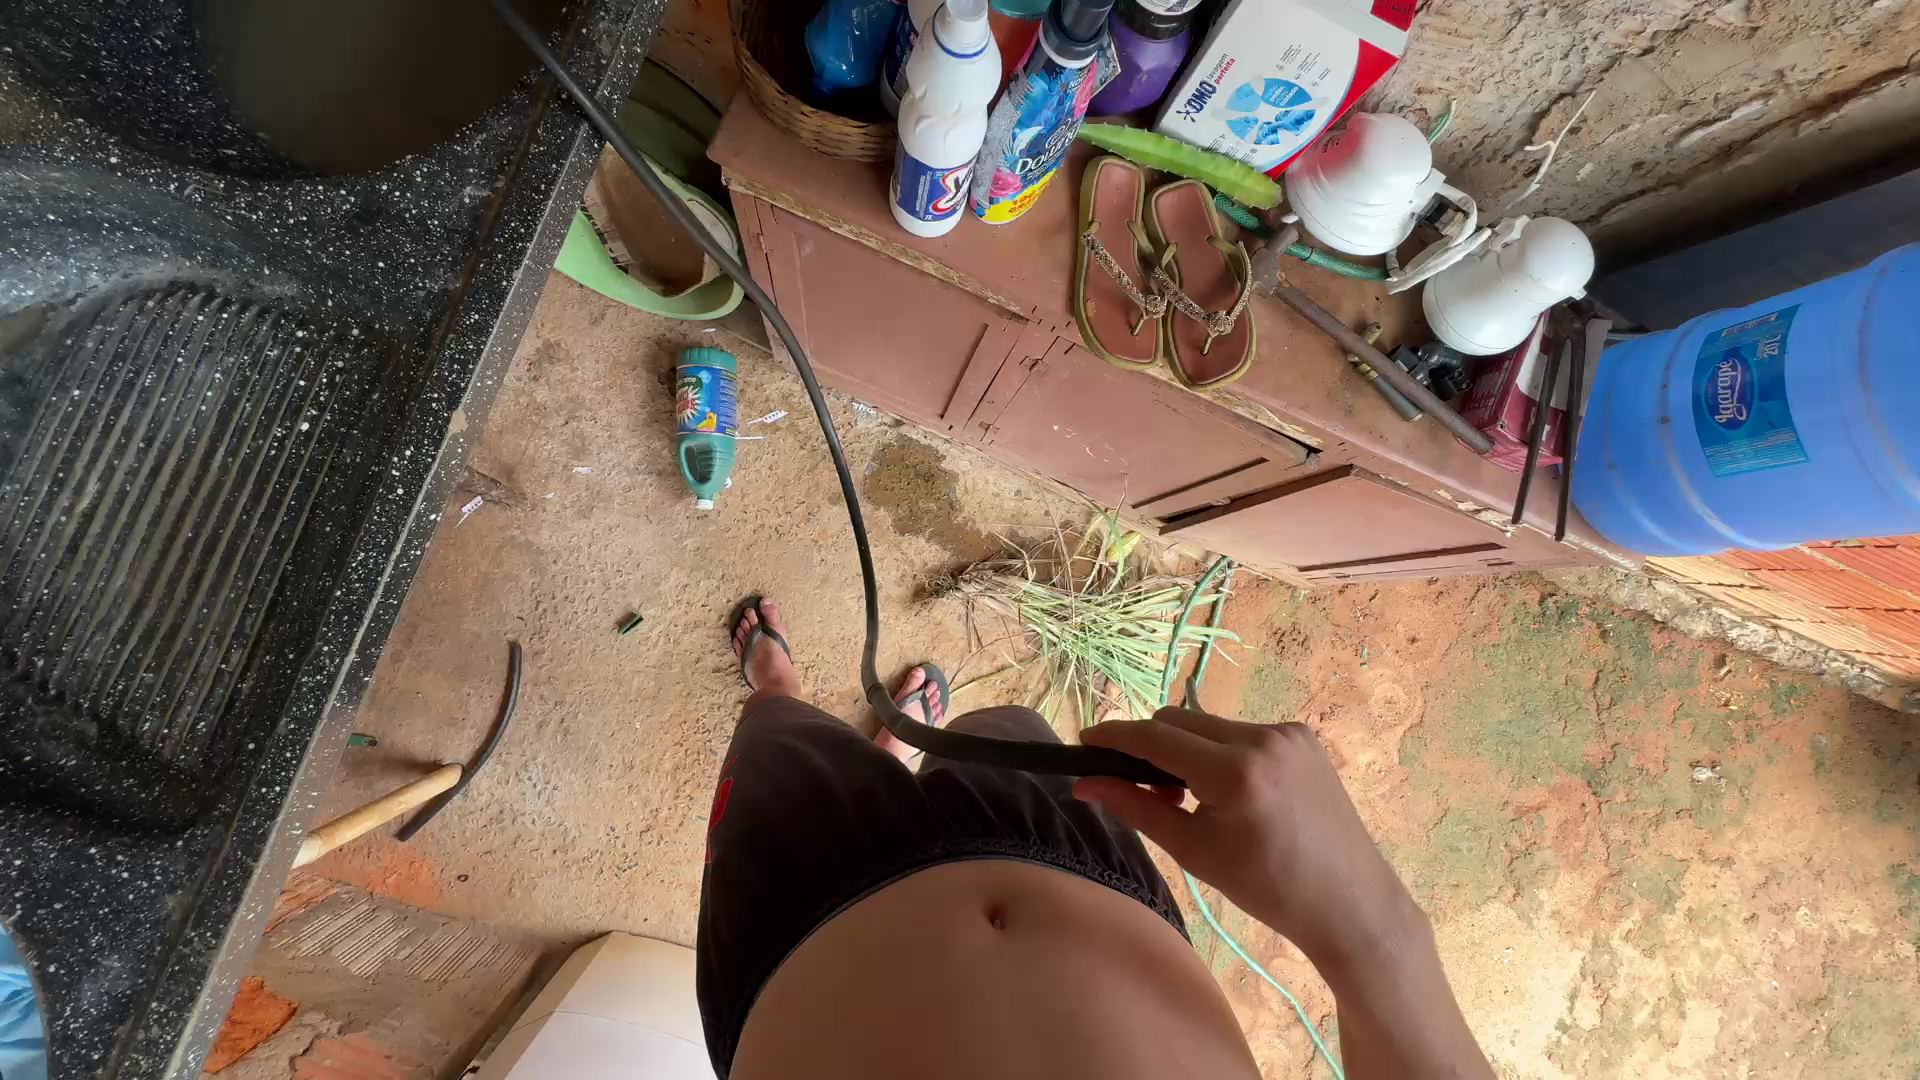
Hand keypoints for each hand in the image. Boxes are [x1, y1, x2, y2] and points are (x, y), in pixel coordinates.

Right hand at [1075, 707, 1423, 972]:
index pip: (1156, 737)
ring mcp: (1286, 732)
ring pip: (1207, 723)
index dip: (1115, 736)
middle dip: (1152, 745)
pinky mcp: (1302, 734)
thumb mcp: (1193, 850)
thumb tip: (1084, 784)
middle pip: (1177, 719)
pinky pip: (1238, 730)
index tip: (1085, 740)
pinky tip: (1233, 789)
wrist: (1352, 903)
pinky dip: (1220, 750)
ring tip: (1196, 794)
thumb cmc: (1266, 887)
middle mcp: (1262, 739)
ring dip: (1187, 748)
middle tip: (1152, 789)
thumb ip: (1135, 807)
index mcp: (1235, 773)